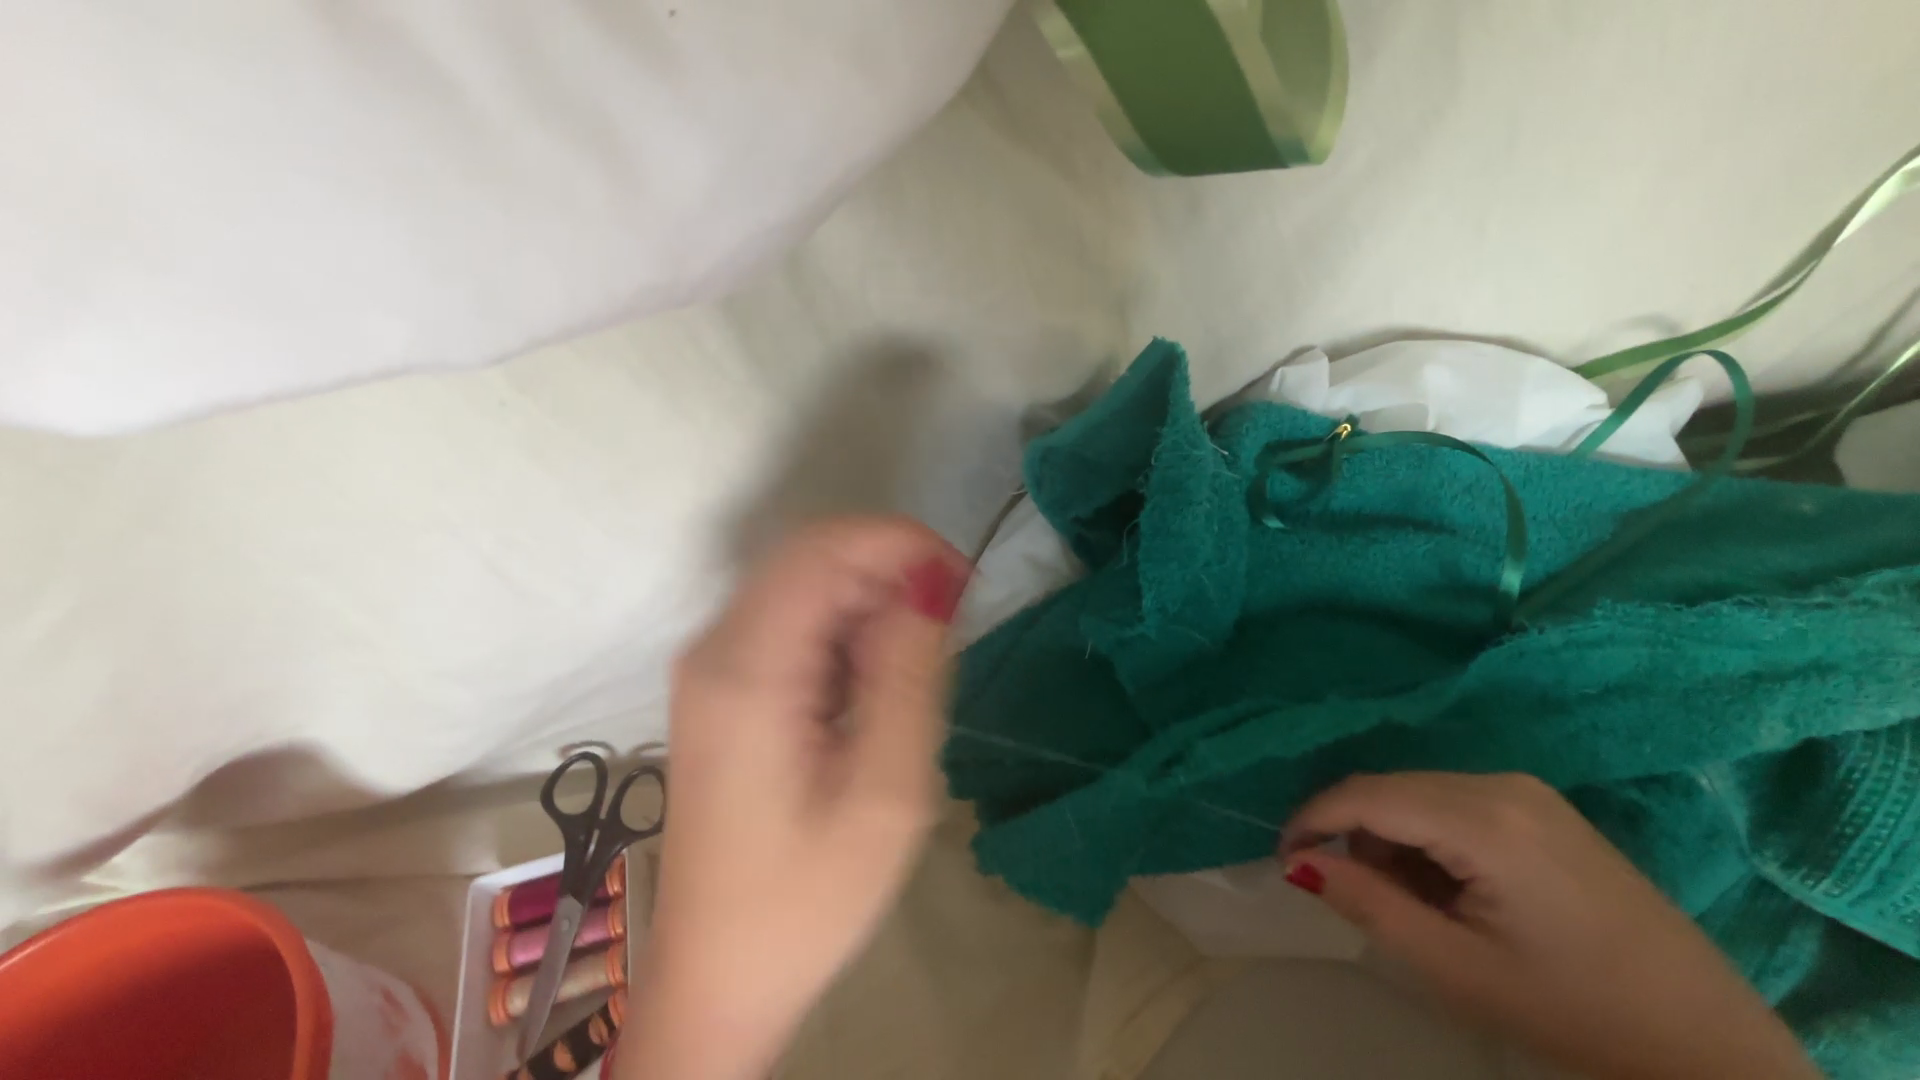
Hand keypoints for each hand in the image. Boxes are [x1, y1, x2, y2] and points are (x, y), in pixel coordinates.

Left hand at [622, 517, 967, 1079]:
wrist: (719, 976)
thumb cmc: (807, 899)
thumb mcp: (885, 791)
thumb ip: (908, 672)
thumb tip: (929, 581)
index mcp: (748, 668)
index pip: (827, 548)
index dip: (903, 544)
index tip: (964, 584)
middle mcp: (713, 648)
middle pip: (810, 558)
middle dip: (889, 574)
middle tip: (947, 634)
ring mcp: (707, 668)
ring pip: (800, 586)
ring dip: (868, 608)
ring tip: (909, 680)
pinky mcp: (717, 691)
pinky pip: (786, 625)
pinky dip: (840, 635)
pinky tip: (866, 693)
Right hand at [1279, 772, 1818, 1079]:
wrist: (1704, 1042)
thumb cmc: (1571, 1009)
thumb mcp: (1453, 967)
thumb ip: (1366, 904)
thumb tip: (1298, 861)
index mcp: (1484, 819)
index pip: (1365, 795)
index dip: (1311, 820)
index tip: (1284, 860)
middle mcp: (1503, 783)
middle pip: (1390, 788)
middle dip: (1356, 833)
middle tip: (1360, 898)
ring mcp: (1530, 791)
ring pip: (1419, 792)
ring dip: (1393, 837)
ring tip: (1417, 904)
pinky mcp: (1545, 807)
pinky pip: (1455, 801)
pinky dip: (1429, 836)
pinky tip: (1454, 888)